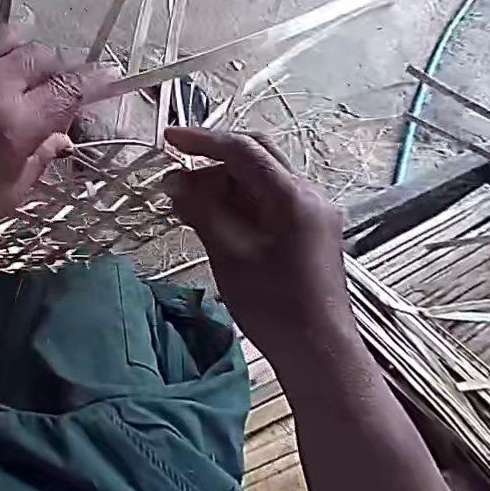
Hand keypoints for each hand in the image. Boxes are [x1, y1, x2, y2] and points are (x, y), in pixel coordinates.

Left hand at [0, 24, 100, 268]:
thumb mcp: (11, 193)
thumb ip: (42, 155)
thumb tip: (63, 134)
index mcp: (16, 122)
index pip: (69, 87)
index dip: (95, 80)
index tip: (111, 76)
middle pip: (41, 55)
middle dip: (62, 66)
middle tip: (66, 84)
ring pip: (7, 37)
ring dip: (29, 50)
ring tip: (32, 69)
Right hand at [162, 127, 352, 360]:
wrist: (319, 353)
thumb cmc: (275, 306)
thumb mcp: (229, 254)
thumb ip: (202, 210)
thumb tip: (175, 182)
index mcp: (292, 196)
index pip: (243, 150)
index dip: (202, 140)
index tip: (169, 138)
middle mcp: (307, 195)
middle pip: (256, 157)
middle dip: (214, 160)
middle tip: (178, 174)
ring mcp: (310, 212)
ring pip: (260, 179)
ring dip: (223, 184)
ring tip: (188, 205)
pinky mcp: (307, 230)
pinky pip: (267, 201)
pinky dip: (238, 203)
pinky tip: (212, 218)